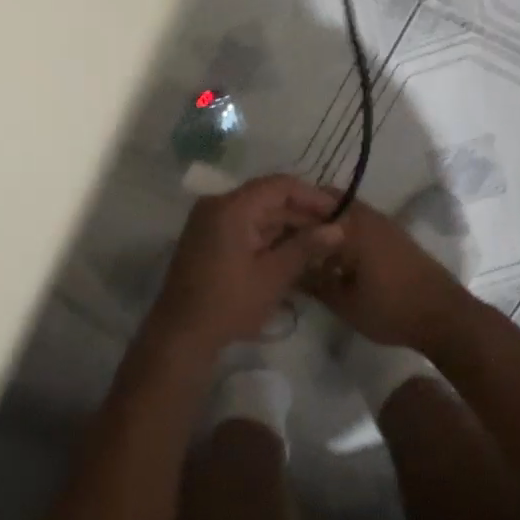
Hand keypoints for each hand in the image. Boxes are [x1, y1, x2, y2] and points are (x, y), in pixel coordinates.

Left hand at [149, 175, 343, 353]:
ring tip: (319, 245)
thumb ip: (306, 247)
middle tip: (334, 232)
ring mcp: (208, 223)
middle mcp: (217, 206)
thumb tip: (338, 228)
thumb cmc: (230, 303)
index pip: (279, 186)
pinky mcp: (207, 240)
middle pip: (267, 199)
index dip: (311, 196)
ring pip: (256, 215)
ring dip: (286, 228)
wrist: (181, 333)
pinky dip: (267, 238)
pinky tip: (292, 254)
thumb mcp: (273, 276)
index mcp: (231, 207)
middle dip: (301, 214)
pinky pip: (243, 228)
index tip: (339, 212)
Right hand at [300, 194, 466, 347]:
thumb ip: (313, 283)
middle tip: (285, 238)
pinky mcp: (395, 236)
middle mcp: (368, 216)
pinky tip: (334, 255)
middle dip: (306, 216)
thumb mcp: (343, 303)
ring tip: (306, 247)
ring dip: (326, 223)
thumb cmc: (391, 310)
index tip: (270, 233)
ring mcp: (384, 224)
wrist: (445, 317)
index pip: (309, 210)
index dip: (287, 219)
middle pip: (328, 203)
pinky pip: (361, 223)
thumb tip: (287, 271)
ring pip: (346, 212)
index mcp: (351, 226)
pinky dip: (344, 231)